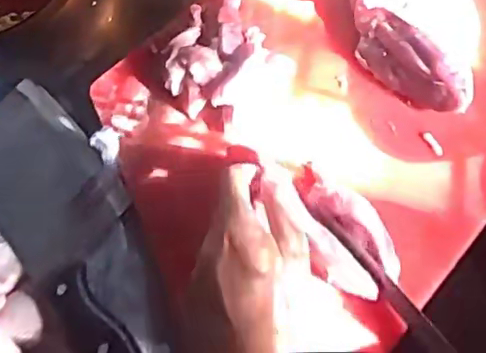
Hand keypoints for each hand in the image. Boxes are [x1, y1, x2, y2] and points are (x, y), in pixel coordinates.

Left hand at [184, 163, 304, 352]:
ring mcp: (195, 269)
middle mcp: (209, 244)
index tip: (264, 181)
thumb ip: (284, 212)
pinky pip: (207, 260)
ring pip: (215, 233)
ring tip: (257, 256)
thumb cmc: (283, 313)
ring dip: (234, 234)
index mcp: (237, 230)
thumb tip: (273, 176)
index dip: (249, 172)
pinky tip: (240, 279)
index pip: (231, 177)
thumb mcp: (297, 259)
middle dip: (245, 206)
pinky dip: (223, 259)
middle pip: (223, 206)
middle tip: (267, 222)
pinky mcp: (188, 292)